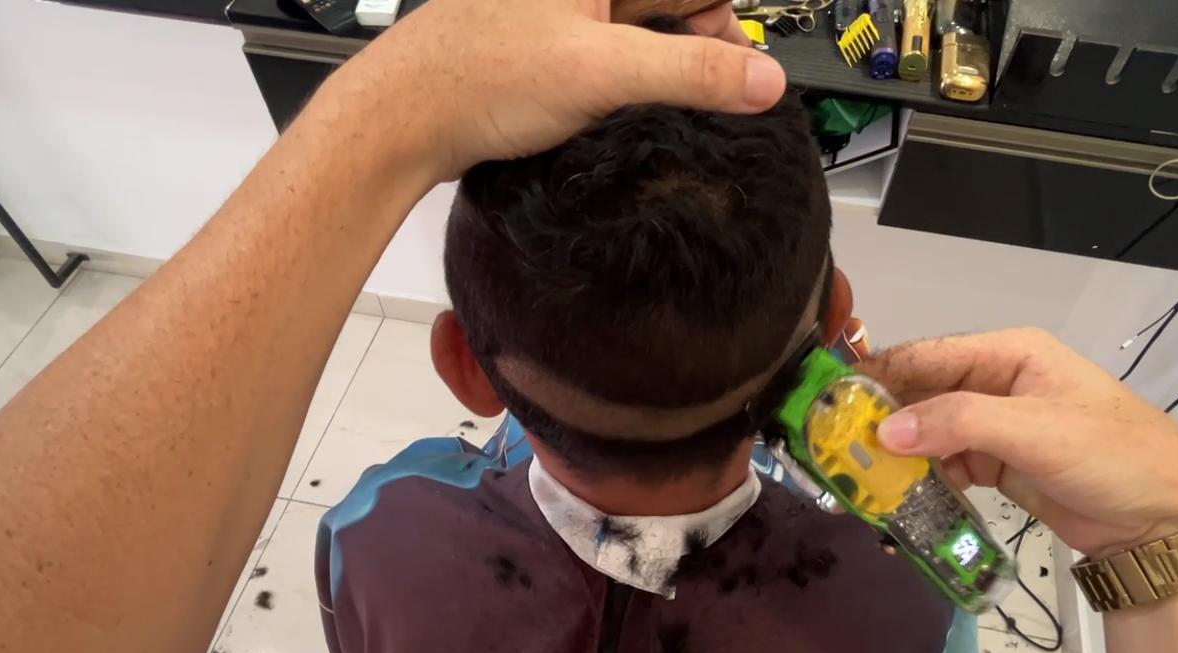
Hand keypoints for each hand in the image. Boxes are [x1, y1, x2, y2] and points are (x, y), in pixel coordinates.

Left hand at [341, 0, 783, 180]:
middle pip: (672, 7)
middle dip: (688, 53)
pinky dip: (624, 87)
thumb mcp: (605, 73)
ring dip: (655, 75)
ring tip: (637, 110)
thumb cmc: (487, 76)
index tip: (735, 78)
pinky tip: (614, 114)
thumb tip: (764, 82)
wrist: (413, 116)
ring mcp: (569, 12)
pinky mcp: (554, 45)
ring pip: (642, 35)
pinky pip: (611, 58)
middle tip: (678, 98)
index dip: (723, 30)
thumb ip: (691, 73)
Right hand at [860, 328, 1177, 554]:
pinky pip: (939, 467)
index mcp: (1007, 354)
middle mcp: (992, 383)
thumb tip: (883, 432)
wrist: (1163, 521)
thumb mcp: (1036, 431)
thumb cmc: (1113, 457)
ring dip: (892, 457)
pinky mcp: (989, 464)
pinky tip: (892, 501)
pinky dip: (916, 483)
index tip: (827, 402)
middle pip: (918, 395)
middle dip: (877, 421)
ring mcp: (989, 426)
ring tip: (854, 481)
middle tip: (832, 450)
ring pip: (923, 434)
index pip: (926, 356)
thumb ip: (959, 424)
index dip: (875, 375)